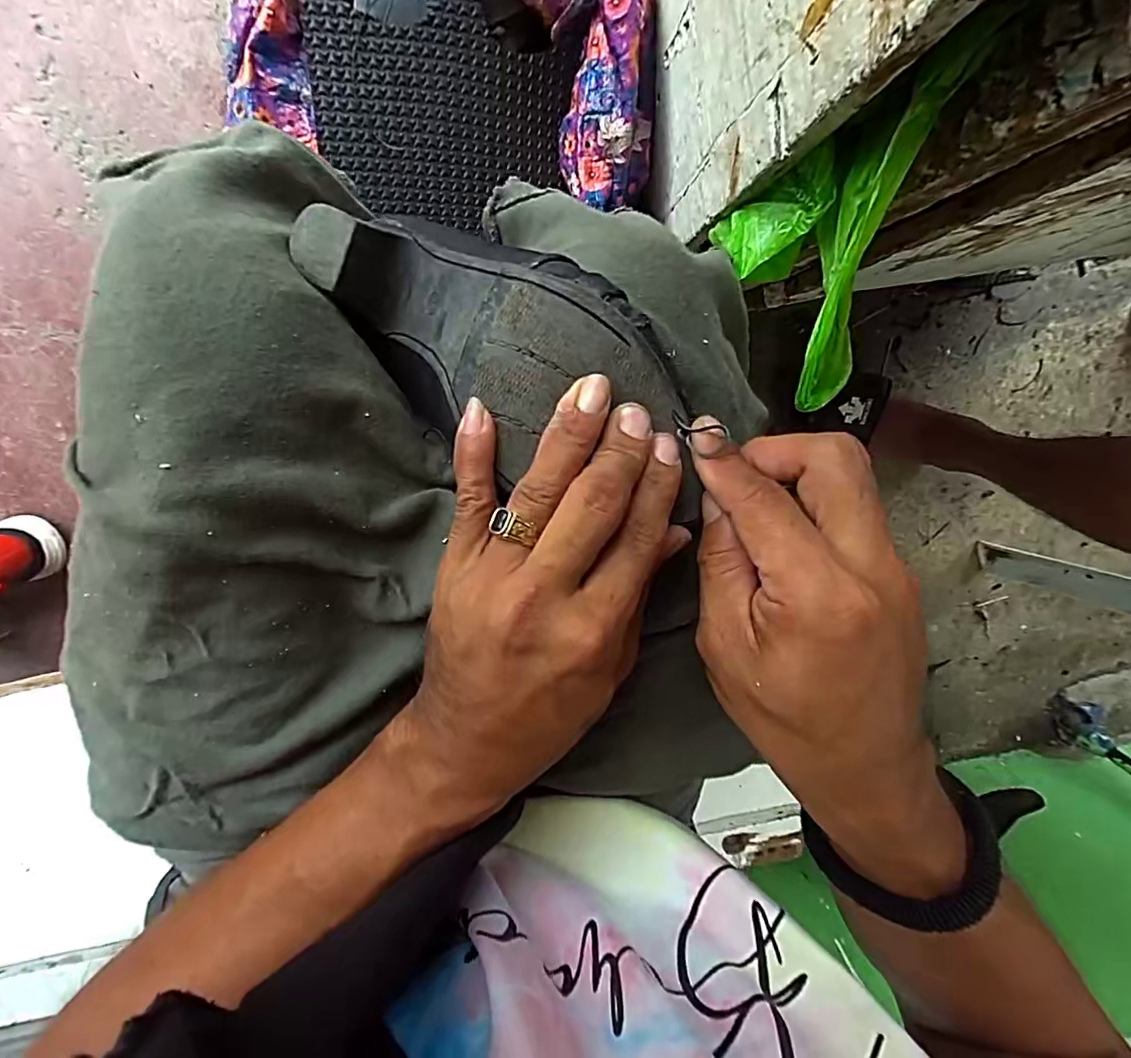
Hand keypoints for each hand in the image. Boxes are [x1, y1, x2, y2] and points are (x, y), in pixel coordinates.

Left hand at [382, 374, 690, 826]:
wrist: (466, 740)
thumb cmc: (548, 715)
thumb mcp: (609, 669)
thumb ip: (638, 598)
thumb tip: (675, 533)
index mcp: (591, 628)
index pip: (635, 540)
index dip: (656, 487)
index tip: (670, 444)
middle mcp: (542, 595)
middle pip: (592, 506)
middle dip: (619, 453)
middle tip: (636, 412)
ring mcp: (492, 576)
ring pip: (538, 492)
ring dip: (567, 436)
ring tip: (591, 392)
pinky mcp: (455, 566)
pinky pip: (467, 501)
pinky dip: (473, 454)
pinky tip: (483, 409)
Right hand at [688, 422, 962, 894]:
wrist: (868, 767)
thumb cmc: (784, 720)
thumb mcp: (725, 646)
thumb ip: (721, 563)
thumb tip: (718, 500)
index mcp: (819, 592)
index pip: (767, 498)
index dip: (726, 462)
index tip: (698, 436)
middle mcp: (870, 566)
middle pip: (835, 457)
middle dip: (775, 448)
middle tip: (733, 473)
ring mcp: (895, 565)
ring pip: (850, 475)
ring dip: (794, 470)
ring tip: (751, 501)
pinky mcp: (898, 570)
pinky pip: (853, 506)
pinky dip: (811, 498)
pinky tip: (779, 529)